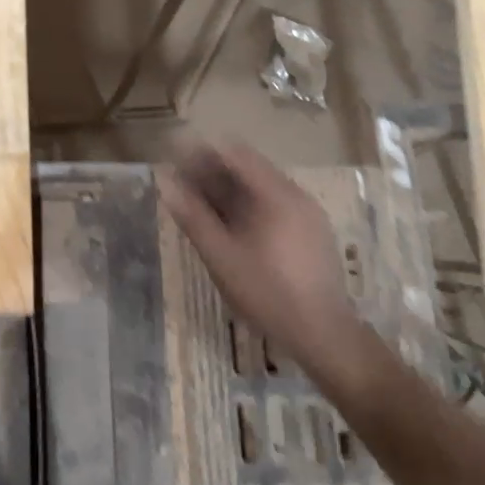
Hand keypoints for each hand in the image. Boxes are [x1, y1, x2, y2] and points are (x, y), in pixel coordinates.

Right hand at [159, 141, 358, 363]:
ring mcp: (308, 214)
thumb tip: (165, 182)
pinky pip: (275, 206)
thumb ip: (192, 216)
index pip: (236, 154)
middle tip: (182, 185)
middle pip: (250, 170)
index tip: (176, 160)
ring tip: (200, 207)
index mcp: (275, 195)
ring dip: (230, 191)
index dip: (203, 153)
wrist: (320, 330)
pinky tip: (231, 229)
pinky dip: (249, 207)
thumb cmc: (265, 291)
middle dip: (214, 173)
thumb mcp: (220, 256)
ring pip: (262, 189)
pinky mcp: (312, 232)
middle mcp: (296, 195)